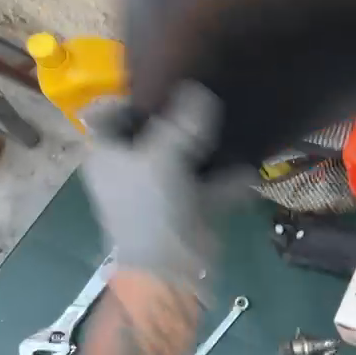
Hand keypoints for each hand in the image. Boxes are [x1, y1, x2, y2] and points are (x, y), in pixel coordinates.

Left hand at [80, 83, 221, 293]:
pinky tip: (248, 165)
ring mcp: (161, 192)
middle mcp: (131, 171)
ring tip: (230, 126)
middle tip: (204, 101)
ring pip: (184, 160)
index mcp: (107, 156)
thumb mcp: (162, 157)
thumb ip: (182, 123)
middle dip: (177, 121)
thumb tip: (200, 91)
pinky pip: (210, 186)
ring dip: (206, 148)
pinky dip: (228, 178)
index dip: (132, 99)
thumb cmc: (150, 208)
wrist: (170, 268)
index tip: (164, 86)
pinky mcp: (190, 210)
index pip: (109, 115)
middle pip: (152, 135)